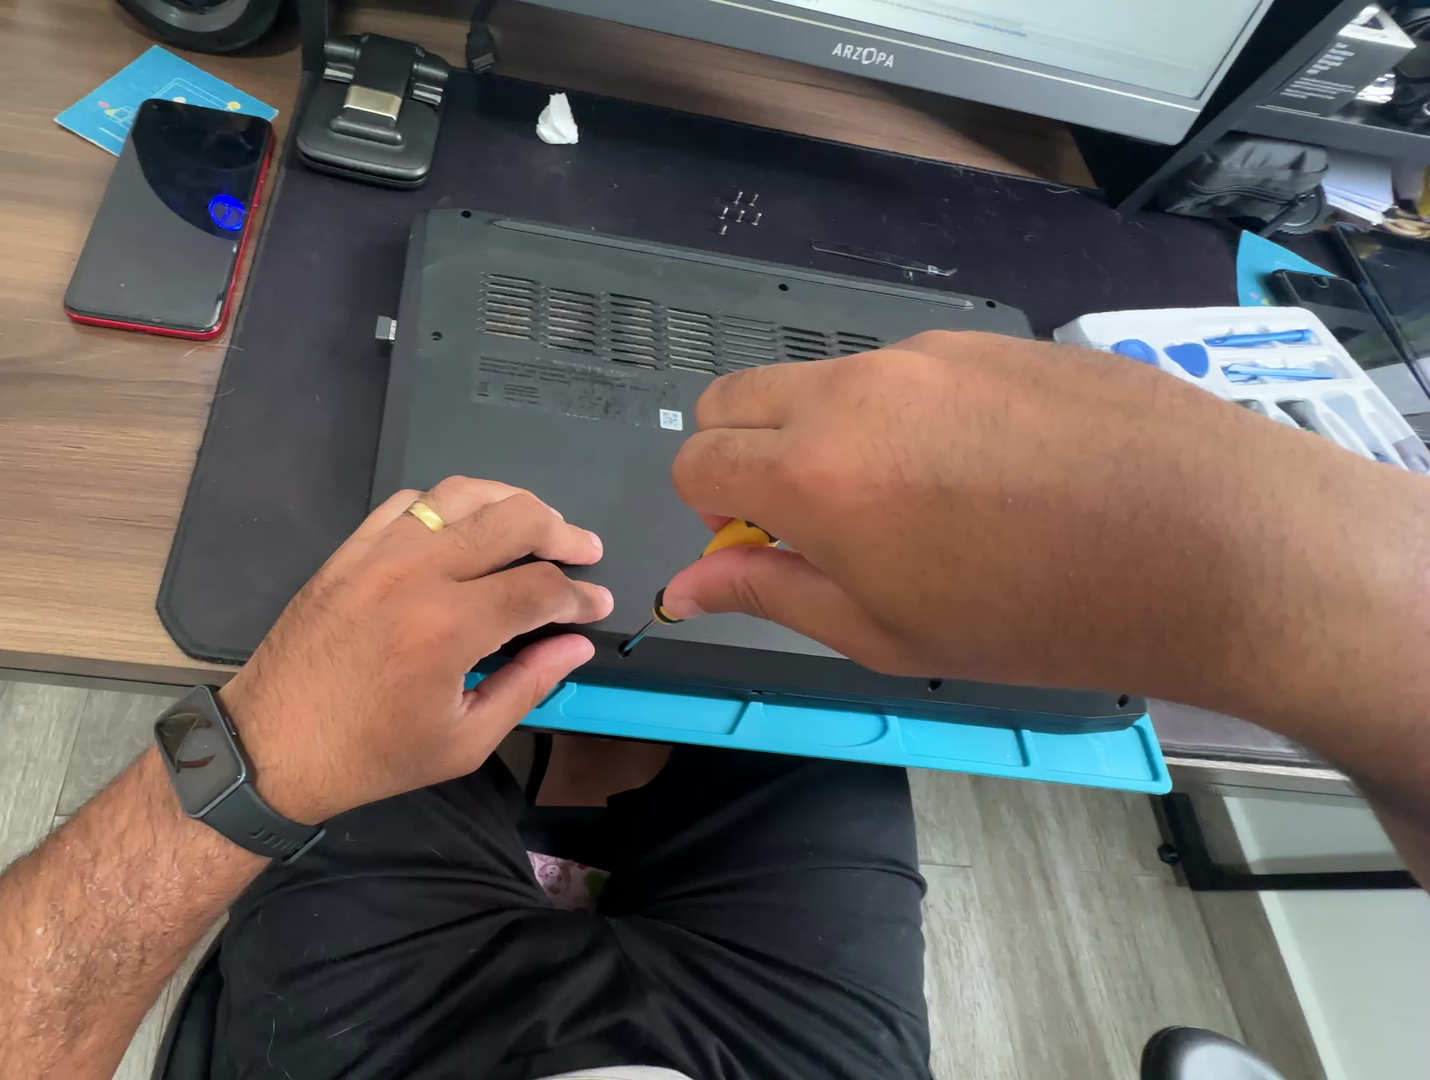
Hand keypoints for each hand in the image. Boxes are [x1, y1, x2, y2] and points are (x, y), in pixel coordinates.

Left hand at [219, 477, 613, 823]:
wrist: (274, 744)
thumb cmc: (372, 755)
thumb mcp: (464, 740)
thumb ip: (528, 684)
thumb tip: (576, 645)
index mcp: (449, 627)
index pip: (539, 588)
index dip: (580, 595)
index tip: (597, 605)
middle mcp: (417, 573)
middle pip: (512, 518)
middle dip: (563, 532)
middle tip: (584, 550)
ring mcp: (378, 552)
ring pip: (462, 494)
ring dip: (511, 502)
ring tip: (536, 522)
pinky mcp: (350, 549)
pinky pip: (410, 501)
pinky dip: (449, 503)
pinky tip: (464, 523)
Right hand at [661, 330, 1427, 706]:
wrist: (1224, 547)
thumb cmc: (1029, 615)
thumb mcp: (876, 630)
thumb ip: (762, 592)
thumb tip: (680, 589)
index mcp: (810, 471)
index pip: (694, 459)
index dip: (707, 506)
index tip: (756, 538)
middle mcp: (848, 393)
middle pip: (727, 397)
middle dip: (733, 452)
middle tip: (802, 509)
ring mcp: (918, 354)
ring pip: (809, 382)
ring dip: (813, 432)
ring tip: (905, 491)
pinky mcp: (981, 338)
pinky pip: (891, 370)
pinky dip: (887, 412)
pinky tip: (971, 461)